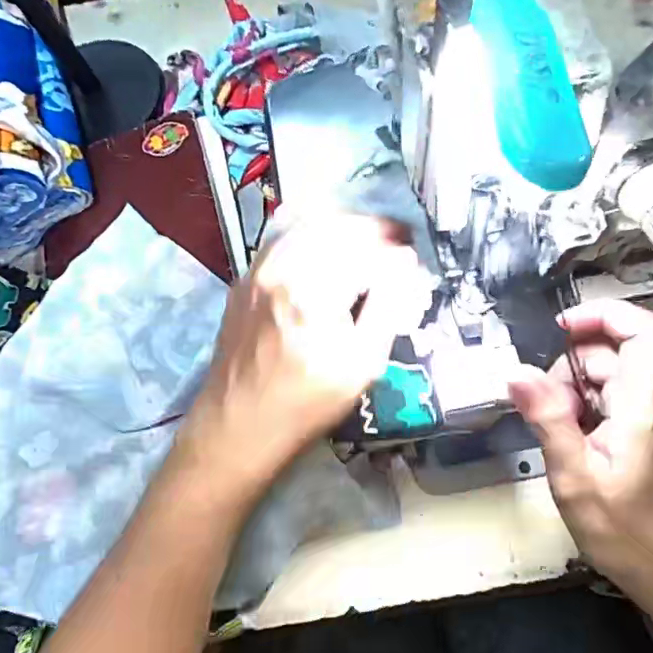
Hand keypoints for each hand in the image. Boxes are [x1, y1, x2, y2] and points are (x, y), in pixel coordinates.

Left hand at [178, 213, 431, 490]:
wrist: (238, 426)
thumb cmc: (306, 404)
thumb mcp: (362, 365)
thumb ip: (388, 308)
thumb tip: (405, 266)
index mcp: (315, 291)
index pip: (368, 250)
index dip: (397, 250)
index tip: (414, 256)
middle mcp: (283, 269)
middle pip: (336, 226)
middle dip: (372, 229)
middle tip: (396, 241)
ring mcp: (258, 271)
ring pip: (307, 226)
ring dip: (342, 228)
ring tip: (365, 243)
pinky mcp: (244, 281)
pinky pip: (283, 240)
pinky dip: (311, 235)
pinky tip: (326, 252)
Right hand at [508, 300, 652, 650]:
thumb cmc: (626, 532)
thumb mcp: (575, 477)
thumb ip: (548, 418)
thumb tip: (516, 371)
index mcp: (645, 405)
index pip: (644, 329)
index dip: (604, 313)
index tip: (561, 329)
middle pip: (617, 353)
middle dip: (572, 367)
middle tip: (547, 410)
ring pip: (612, 378)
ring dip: (576, 392)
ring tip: (560, 434)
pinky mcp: (650, 436)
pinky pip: (616, 403)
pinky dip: (588, 411)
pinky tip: (574, 444)